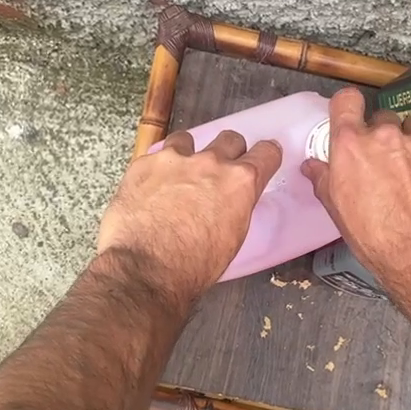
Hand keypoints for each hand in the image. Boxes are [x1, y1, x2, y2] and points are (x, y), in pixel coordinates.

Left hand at [96, 130, 282, 300]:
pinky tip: (151, 189)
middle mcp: (211, 164)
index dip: (265, 157)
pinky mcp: (144, 164)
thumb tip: (230, 203)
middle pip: (230, 140)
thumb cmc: (191, 266)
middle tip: (218, 172)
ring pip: (189, 140)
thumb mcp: (232, 239)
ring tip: (179, 177)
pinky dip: (157, 170)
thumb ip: (236, 207)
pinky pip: (156, 156)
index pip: (266, 154)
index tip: (262, 159)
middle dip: (228, 153)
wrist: (145, 269)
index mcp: (240, 183)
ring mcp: (175, 160)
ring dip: (188, 155)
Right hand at [302, 88, 410, 294]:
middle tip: (386, 164)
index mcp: (352, 145)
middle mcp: (386, 134)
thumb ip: (324, 179)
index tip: (352, 118)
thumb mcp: (338, 211)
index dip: (349, 108)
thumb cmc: (376, 238)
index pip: (346, 101)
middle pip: (382, 119)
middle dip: (383, 137)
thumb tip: (313, 166)